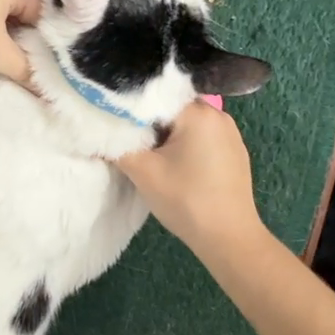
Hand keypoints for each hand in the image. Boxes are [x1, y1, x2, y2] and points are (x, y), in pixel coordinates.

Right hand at [116, 103, 262, 248]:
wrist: (229, 238)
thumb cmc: (186, 200)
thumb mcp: (143, 172)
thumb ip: (117, 146)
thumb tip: (99, 132)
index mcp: (198, 112)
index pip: (158, 95)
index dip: (133, 107)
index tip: (115, 119)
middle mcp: (219, 115)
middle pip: (173, 108)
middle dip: (151, 122)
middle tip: (130, 138)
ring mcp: (231, 134)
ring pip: (188, 123)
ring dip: (168, 135)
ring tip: (151, 153)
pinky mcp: (235, 152)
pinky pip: (204, 137)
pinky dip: (186, 144)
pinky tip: (176, 165)